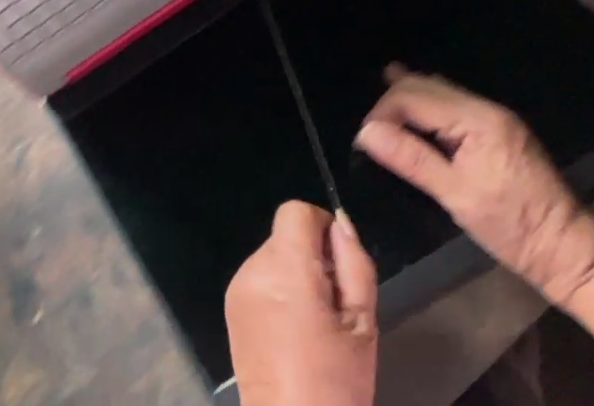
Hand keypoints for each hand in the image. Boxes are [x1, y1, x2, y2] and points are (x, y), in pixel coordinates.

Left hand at [225, 201, 377, 405]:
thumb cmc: (336, 381)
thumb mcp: (363, 323)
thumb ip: (354, 264)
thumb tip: (340, 224)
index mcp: (285, 269)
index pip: (295, 212)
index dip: (321, 228)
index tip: (339, 264)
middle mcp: (253, 270)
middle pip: (284, 236)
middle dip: (312, 258)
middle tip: (334, 306)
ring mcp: (237, 287)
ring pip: (272, 257)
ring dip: (294, 275)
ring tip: (314, 323)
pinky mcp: (230, 306)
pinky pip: (259, 279)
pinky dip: (278, 291)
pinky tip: (292, 330)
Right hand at [353, 64, 593, 304]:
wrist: (569, 252)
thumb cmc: (512, 227)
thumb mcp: (456, 196)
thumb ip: (411, 158)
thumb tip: (365, 132)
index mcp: (478, 121)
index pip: (412, 97)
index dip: (382, 113)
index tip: (366, 142)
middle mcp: (487, 109)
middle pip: (424, 86)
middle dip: (390, 102)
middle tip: (370, 132)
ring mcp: (495, 118)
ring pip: (437, 91)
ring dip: (406, 100)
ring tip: (378, 116)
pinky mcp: (497, 130)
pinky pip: (450, 104)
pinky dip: (425, 107)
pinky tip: (409, 112)